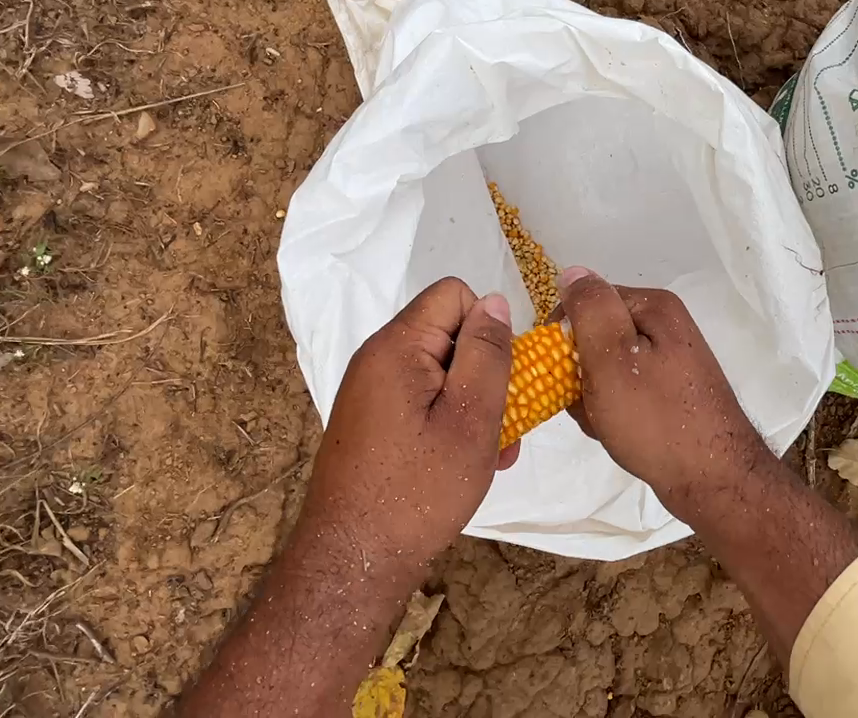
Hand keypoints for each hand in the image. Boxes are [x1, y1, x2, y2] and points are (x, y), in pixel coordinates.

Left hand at [296, 278, 516, 575]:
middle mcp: (377, 358)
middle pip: (448, 333)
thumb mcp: (470, 417)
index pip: (453, 295)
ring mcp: (371, 391)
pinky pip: (422, 399)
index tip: (498, 376)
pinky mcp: (371, 420)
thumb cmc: (419, 489)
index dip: (486, 327)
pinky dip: (449, 420)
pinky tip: (465, 461)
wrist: (353, 562)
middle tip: (504, 422)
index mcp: (397, 346)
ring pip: (441, 371)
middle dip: (484, 370)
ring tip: (491, 450)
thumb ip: (487, 353)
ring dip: (472, 401)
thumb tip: (495, 302)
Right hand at [556, 267, 771, 521]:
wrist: (714, 480)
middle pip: (597, 334)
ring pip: (607, 365)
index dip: (565, 334)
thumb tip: (572, 273)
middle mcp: (665, 325)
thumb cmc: (656, 420)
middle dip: (579, 369)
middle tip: (584, 402)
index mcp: (654, 307)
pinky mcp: (671, 390)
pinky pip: (625, 387)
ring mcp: (671, 359)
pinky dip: (611, 407)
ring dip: (592, 393)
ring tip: (601, 421)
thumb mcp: (612, 359)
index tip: (561, 370)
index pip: (588, 301)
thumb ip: (590, 311)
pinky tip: (614, 431)